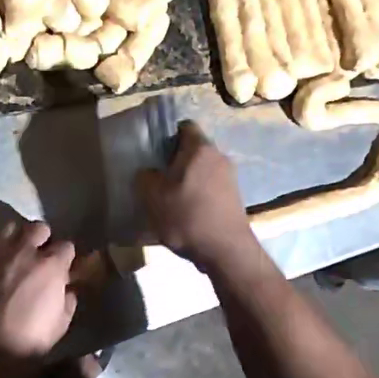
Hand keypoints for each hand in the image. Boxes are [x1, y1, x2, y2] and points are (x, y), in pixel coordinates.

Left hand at [0, 220, 77, 371]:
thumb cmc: (33, 340)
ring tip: (17, 252)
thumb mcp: (62, 322)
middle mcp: (25, 252)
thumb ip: (67, 298)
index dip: (66, 257)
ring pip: (10, 228)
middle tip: (41, 257)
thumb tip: (66, 288)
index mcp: (51, 265)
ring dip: (17, 237)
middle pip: (39, 228)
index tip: (64, 268)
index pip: (66, 246)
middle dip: (43, 239)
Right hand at [135, 120, 260, 272]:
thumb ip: (144, 177)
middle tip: (156, 177)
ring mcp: (230, 177)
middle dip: (174, 161)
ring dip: (186, 180)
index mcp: (199, 148)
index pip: (183, 126)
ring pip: (201, 170)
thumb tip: (147, 173)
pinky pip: (210, 187)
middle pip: (192, 150)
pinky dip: (197, 195)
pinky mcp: (234, 197)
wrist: (225, 250)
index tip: (152, 153)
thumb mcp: (152, 197)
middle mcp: (219, 156)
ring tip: (169, 199)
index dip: (166, 135)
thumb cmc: (186, 217)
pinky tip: (185, 213)